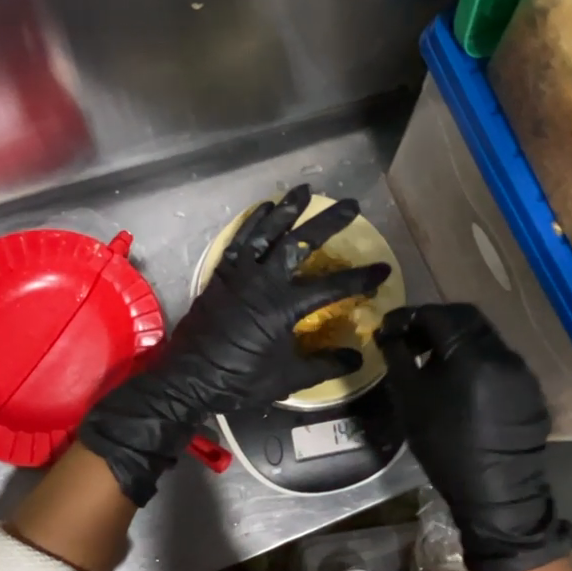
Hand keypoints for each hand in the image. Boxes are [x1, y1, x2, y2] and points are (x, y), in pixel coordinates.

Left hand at [79, 185, 390, 504]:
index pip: (332, 286)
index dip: (360, 278)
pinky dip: (253, 222)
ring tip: (305, 191)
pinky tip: (264, 208)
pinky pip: (239, 240)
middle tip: (350, 205)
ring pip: (267, 232)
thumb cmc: (239, 379)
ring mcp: (240, 274)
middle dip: (328, 223)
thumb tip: (357, 358)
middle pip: (301, 243)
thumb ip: (324, 366)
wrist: (189, 378)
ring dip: (288, 210)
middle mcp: (264, 281)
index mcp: (284, 306)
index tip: (382, 269)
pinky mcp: (222, 274)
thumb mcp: (288, 379)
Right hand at [378, 304, 570, 570]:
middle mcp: (501, 352)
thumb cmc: (445, 445)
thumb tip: (388, 333)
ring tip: (431, 361)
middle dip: (434, 322)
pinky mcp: (529, 389)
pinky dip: (474, 359)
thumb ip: (397, 357)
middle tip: (410, 339)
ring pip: (483, 337)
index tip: (388, 328)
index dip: (408, 316)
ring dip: (456, 340)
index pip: (436, 314)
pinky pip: (497, 360)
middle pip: (465, 318)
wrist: (496, 493)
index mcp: (471, 353)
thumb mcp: (410, 400)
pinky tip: (459, 382)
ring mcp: (520, 371)